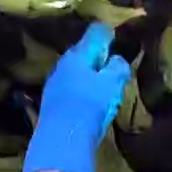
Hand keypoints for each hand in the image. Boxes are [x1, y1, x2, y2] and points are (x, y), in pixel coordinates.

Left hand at [21, 22, 131, 171]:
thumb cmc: (89, 105)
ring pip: (77, 70)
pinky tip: (90, 98)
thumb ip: (117, 68)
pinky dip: (83, 87)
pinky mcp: (53, 101)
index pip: (95, 34)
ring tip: (104, 81)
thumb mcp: (111, 84)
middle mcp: (64, 64)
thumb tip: (118, 59)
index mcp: (78, 55)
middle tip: (113, 59)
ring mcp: (56, 83)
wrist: (62, 139)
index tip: (118, 34)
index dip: (108, 32)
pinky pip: (72, 86)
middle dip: (98, 54)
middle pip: (84, 52)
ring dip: (90, 72)